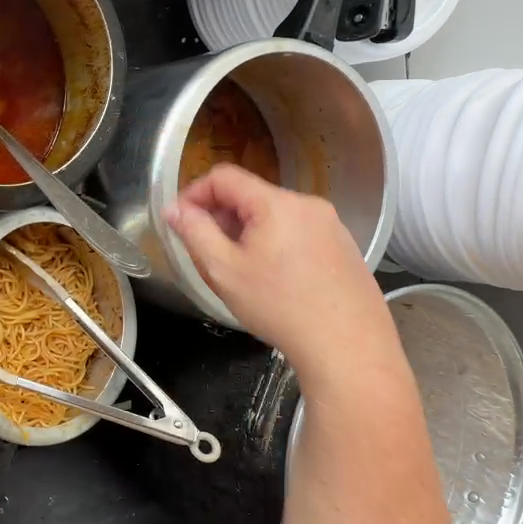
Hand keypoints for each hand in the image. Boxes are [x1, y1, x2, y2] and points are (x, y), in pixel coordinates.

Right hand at [164, 164, 397, 373]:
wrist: (348, 346)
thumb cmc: (279, 307)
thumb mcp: (223, 270)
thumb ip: (194, 232)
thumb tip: (174, 209)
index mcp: (276, 204)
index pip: (224, 177)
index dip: (193, 193)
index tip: (180, 221)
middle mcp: (307, 205)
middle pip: (250, 195)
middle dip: (220, 217)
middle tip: (206, 253)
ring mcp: (330, 225)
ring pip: (273, 215)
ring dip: (246, 232)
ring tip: (239, 271)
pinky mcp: (343, 246)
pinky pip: (296, 232)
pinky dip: (274, 244)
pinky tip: (273, 280)